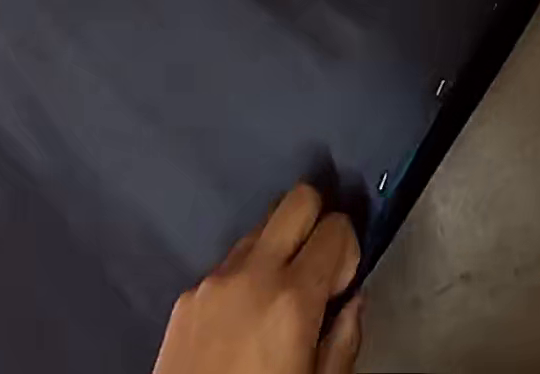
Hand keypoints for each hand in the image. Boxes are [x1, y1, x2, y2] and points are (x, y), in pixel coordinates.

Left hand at [152, 184, 363, 373]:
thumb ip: (344, 340)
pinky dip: (246, 276)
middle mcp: (253, 273)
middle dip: (317, 218)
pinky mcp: (186, 297)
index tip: (341, 282)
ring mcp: (214, 280)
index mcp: (293, 299)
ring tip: (277, 296)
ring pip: (261, 226)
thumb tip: (353, 298)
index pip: (336, 227)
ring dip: (279, 246)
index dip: (348, 248)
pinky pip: (228, 263)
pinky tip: (242, 320)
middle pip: (298, 198)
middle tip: (318, 264)